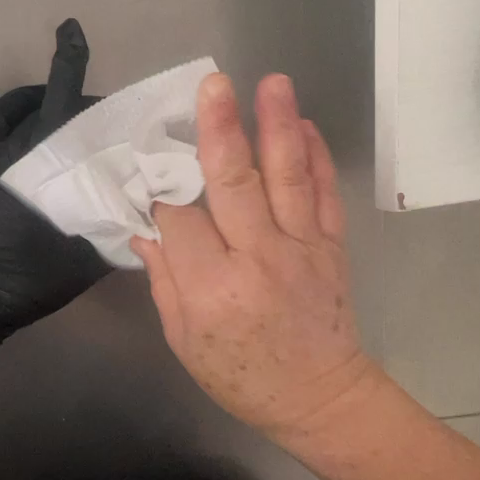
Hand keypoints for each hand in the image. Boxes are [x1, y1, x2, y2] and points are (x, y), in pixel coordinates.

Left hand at [0, 19, 111, 364]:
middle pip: (34, 104)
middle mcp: (4, 153)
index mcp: (38, 165)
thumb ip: (119, 219)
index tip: (71, 29)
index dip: (69, 60)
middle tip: (85, 110)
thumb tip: (150, 196)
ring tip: (44, 100)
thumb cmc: (35, 281)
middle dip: (62, 95)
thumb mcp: (90, 254)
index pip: (60, 101)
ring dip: (23, 99)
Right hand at [132, 73, 380, 440]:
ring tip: (270, 83)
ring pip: (286, 177)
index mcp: (213, 288)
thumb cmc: (239, 376)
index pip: (181, 221)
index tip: (149, 173)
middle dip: (220, 131)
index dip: (162, 193)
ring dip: (277, 126)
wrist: (318, 396)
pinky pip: (323, 194)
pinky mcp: (331, 246)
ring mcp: (301, 248)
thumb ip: (165, 282)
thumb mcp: (184, 340)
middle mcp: (258, 259)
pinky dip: (315, 156)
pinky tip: (303, 124)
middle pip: (235, 184)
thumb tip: (147, 231)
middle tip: (213, 84)